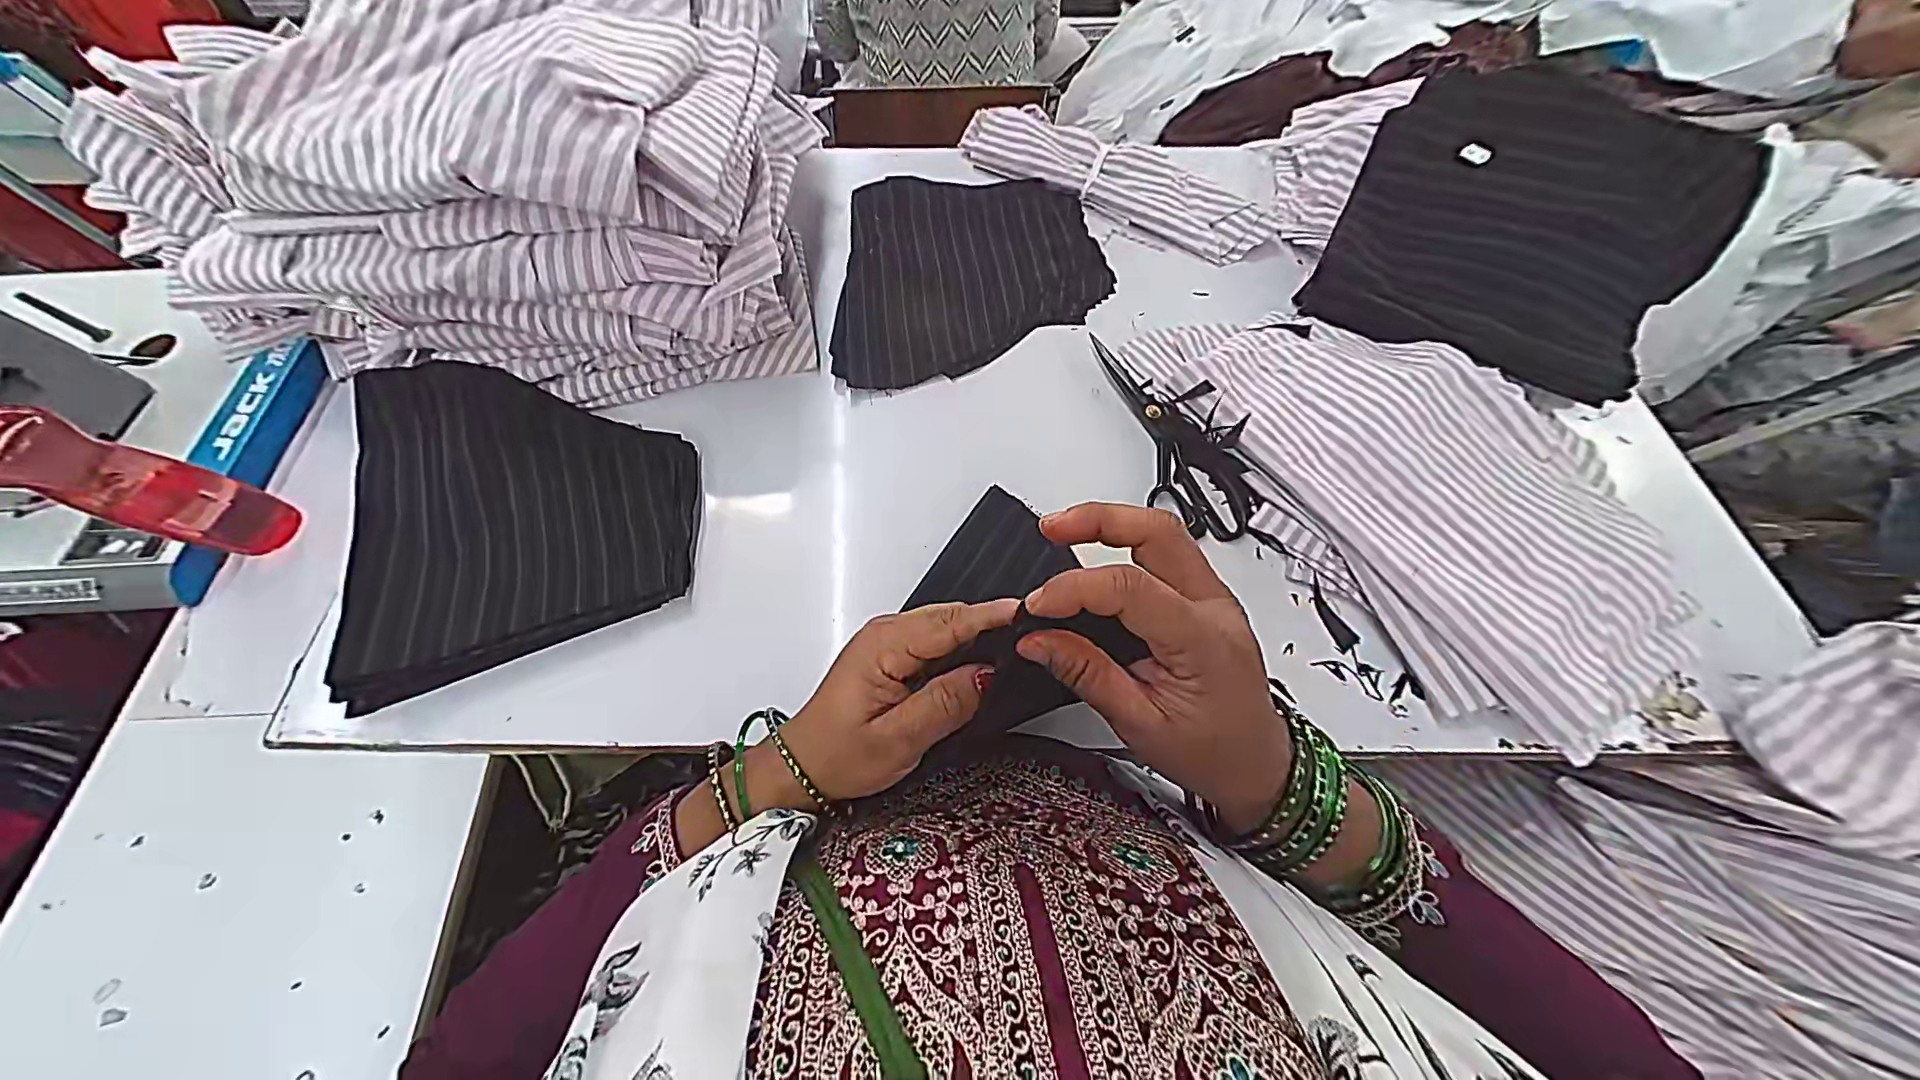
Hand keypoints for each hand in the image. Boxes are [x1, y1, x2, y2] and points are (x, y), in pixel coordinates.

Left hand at [775, 599, 1019, 802]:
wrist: (802, 766)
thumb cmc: (836, 755)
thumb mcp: (897, 739)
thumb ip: (944, 704)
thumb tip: (986, 675)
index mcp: (884, 645)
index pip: (950, 622)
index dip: (991, 617)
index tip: (1026, 614)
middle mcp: (885, 634)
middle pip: (951, 618)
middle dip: (990, 625)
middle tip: (1030, 641)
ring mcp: (888, 641)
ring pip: (945, 628)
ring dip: (976, 638)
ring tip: (1011, 654)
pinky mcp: (892, 654)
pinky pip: (935, 642)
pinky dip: (959, 650)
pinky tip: (975, 668)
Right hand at [1017, 503, 1291, 833]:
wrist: (1257, 765)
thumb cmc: (1213, 752)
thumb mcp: (1140, 722)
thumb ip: (1085, 673)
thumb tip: (1039, 640)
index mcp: (1203, 641)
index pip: (1130, 588)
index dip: (1074, 589)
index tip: (1038, 605)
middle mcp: (1215, 607)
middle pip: (1158, 531)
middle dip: (1098, 519)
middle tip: (1052, 527)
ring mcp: (1213, 598)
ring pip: (1163, 533)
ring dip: (1111, 524)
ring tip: (1065, 531)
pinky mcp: (1203, 599)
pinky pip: (1164, 553)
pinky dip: (1124, 543)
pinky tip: (1096, 553)